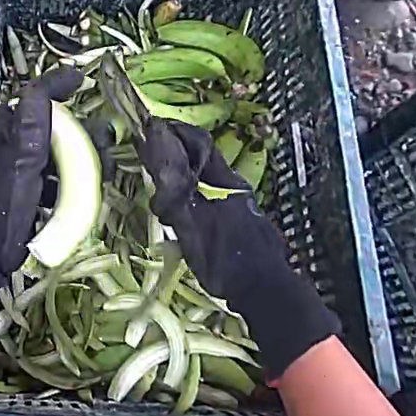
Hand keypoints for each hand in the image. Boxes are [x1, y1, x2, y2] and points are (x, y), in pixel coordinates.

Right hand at [138, 120, 340, 380]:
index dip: (173, 130)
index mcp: (222, 181)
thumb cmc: (227, 261)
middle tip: (148, 149)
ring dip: (181, 169)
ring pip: (205, 175)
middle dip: (174, 147)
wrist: (267, 290)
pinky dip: (189, 188)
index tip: (149, 126)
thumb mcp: (194, 229)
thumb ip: (174, 195)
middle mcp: (231, 185)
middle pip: (201, 155)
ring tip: (158, 175)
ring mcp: (237, 201)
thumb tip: (156, 167)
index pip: (197, 142)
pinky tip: (180, 203)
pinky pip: (209, 192)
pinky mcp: (237, 218)